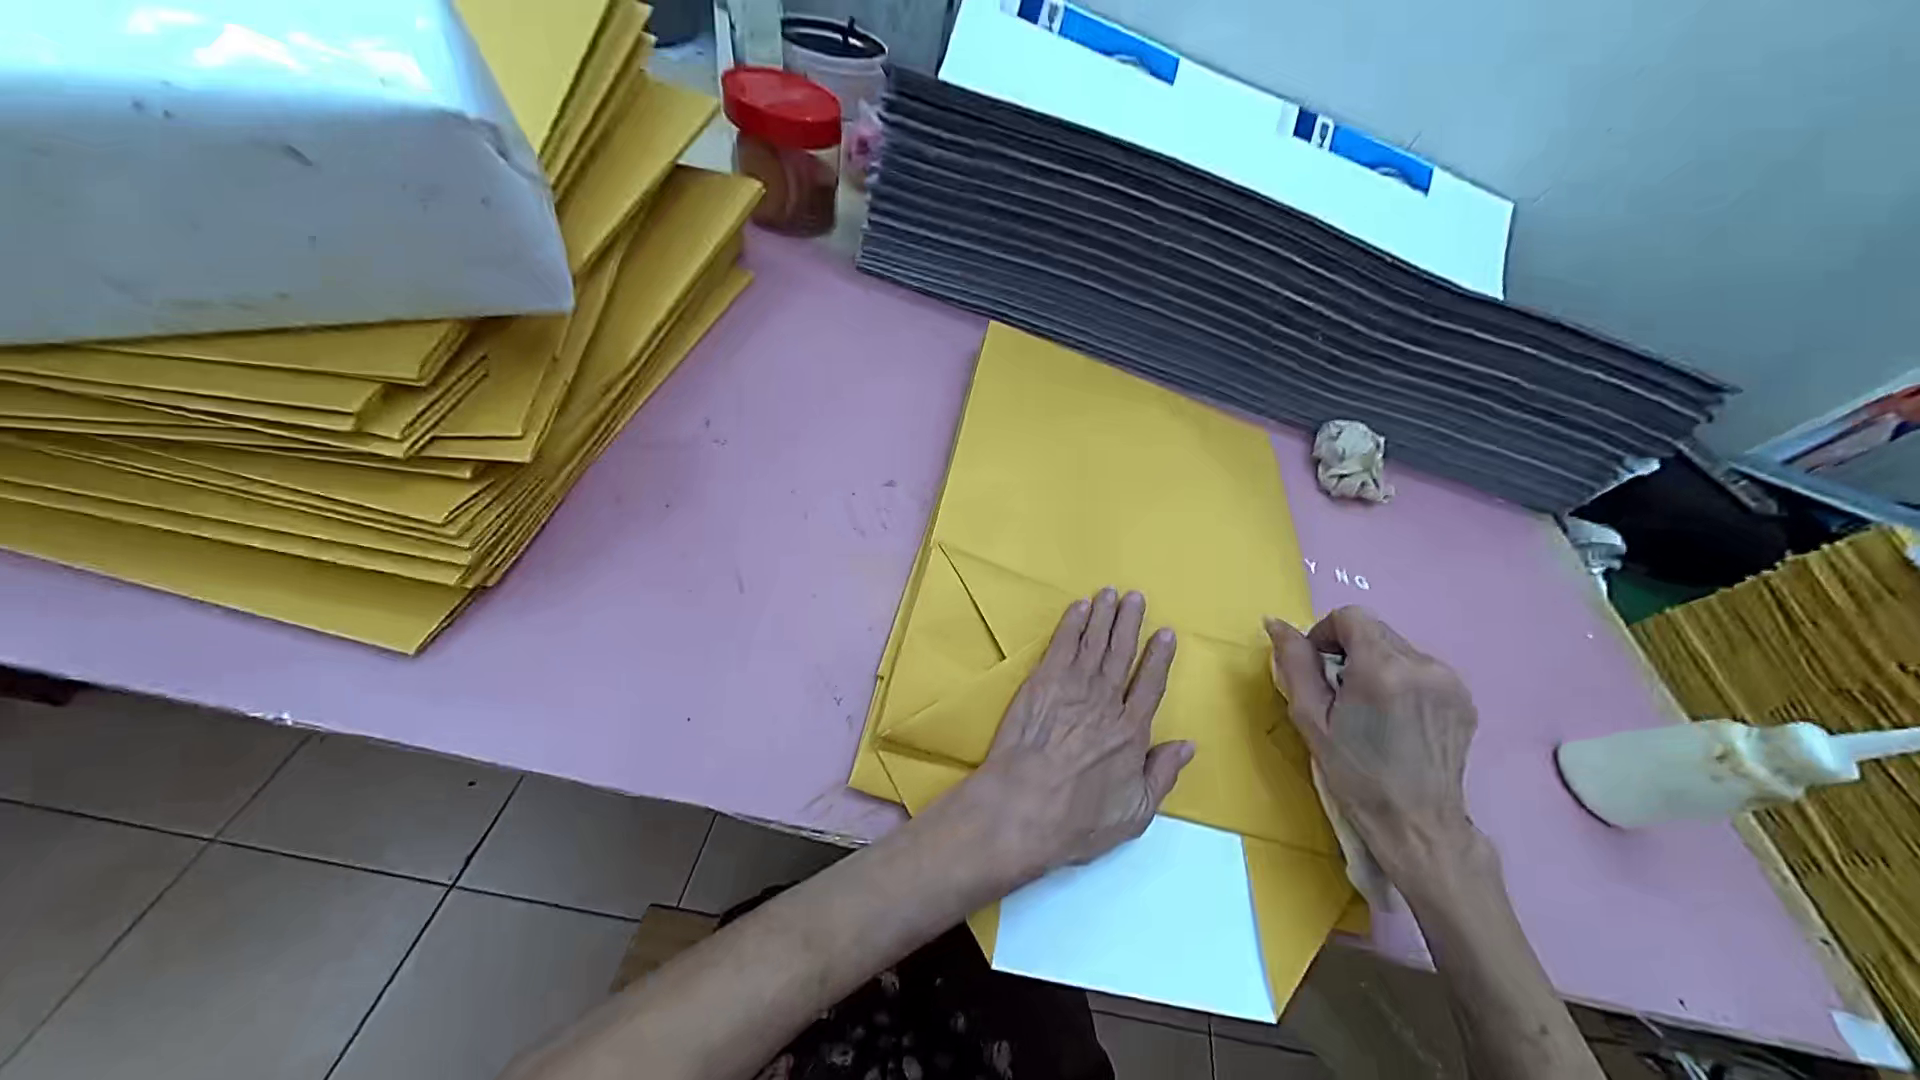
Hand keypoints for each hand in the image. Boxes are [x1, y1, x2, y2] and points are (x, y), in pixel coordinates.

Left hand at [952, 588, 1193, 883]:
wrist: (1022, 807)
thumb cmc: (1077, 819)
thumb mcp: (1134, 813)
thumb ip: (1162, 775)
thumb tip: (1187, 745)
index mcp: (1131, 732)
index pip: (1150, 684)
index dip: (1158, 657)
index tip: (1165, 634)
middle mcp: (1106, 702)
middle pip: (1121, 654)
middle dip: (1129, 623)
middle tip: (1135, 597)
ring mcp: (1072, 689)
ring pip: (1093, 643)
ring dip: (1103, 616)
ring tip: (1111, 593)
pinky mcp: (1041, 684)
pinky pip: (1061, 646)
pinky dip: (1072, 624)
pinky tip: (1079, 608)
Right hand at [1266, 606, 1479, 875]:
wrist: (1416, 822)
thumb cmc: (1354, 772)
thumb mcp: (1310, 717)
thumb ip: (1294, 663)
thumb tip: (1274, 622)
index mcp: (1383, 670)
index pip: (1350, 616)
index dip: (1325, 633)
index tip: (1317, 666)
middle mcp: (1423, 665)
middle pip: (1374, 630)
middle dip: (1349, 650)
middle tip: (1338, 693)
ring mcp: (1450, 681)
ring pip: (1397, 647)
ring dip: (1374, 663)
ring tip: (1368, 707)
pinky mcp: (1464, 696)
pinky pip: (1420, 667)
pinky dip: (1399, 679)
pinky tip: (1394, 716)